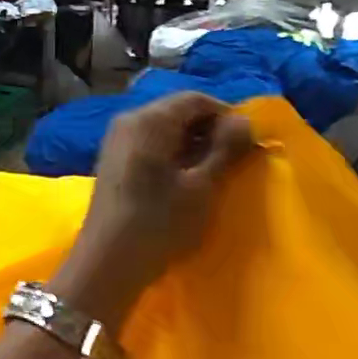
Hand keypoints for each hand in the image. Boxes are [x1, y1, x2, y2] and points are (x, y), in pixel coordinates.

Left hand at [49, 94, 253, 323]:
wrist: (108, 258)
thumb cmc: (159, 221)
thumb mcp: (202, 186)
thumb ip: (225, 149)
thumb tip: (244, 121)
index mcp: (147, 119)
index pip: (195, 99)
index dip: (227, 116)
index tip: (249, 145)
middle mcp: (127, 120)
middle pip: (178, 111)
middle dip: (210, 130)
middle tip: (235, 161)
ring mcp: (116, 139)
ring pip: (164, 128)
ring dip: (193, 143)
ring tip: (214, 174)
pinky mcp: (114, 159)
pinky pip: (150, 143)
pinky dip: (172, 153)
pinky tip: (186, 180)